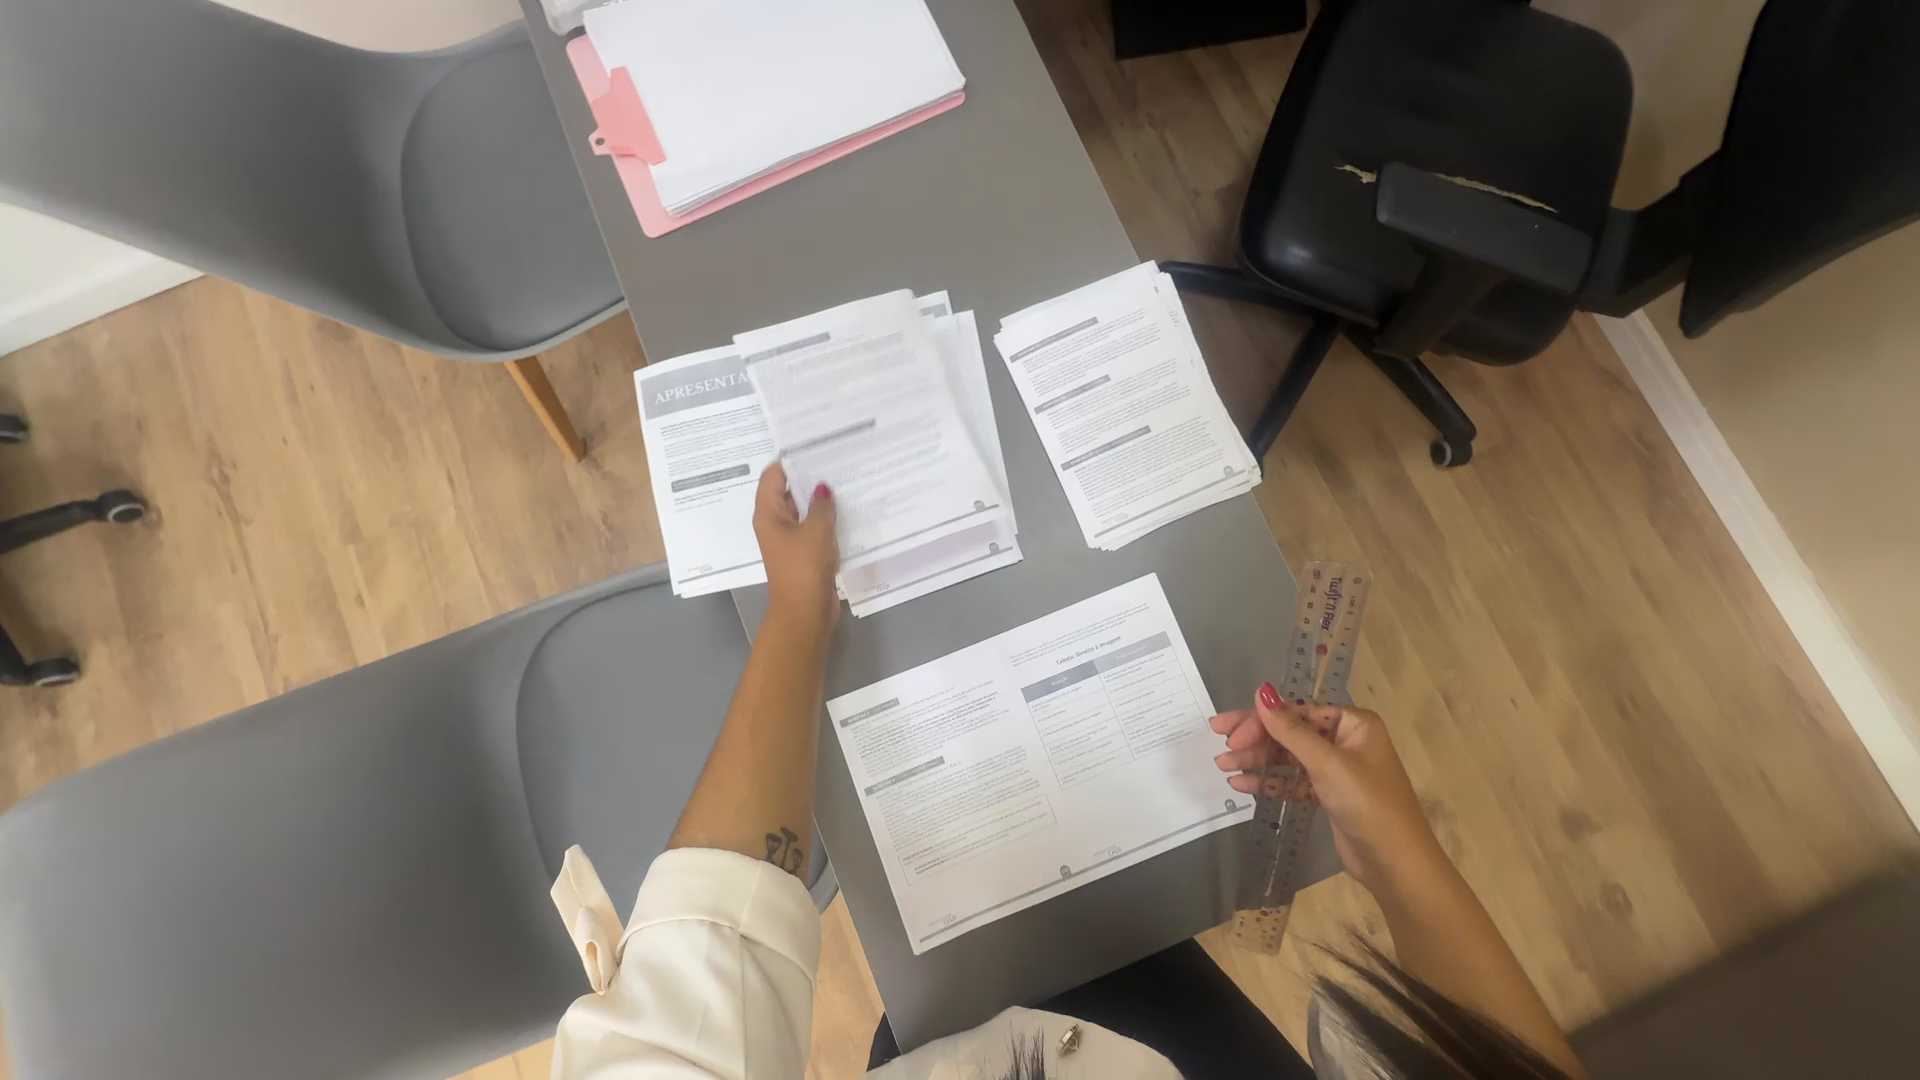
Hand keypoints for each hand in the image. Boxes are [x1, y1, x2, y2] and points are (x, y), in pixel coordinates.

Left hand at [752, 463, 839, 630]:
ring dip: (821, 500)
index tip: (814, 447)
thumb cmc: (804, 567)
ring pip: (805, 511)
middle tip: (837, 459)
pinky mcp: (806, 553)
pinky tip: (850, 511)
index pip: (773, 476)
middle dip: (810, 477)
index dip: (790, 460)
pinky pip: (816, 529)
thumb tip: (822, 488)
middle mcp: (776, 524)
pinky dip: (828, 520)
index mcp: (768, 514)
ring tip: (848, 480)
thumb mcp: (816, 530)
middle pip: (788, 492)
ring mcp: (790, 540)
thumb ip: (821, 505)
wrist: (805, 611)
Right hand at [1210, 686, 1446, 895]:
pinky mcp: (1329, 794)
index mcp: (1353, 724)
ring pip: (1287, 756)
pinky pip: (1292, 780)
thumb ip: (1290, 729)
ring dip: (1256, 760)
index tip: (1230, 734)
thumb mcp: (1326, 764)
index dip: (1261, 721)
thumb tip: (1261, 691)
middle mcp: (1345, 740)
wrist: (1397, 865)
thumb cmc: (1368, 804)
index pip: (1296, 713)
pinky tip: (1242, 784)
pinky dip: (1269, 781)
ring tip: (1224, 767)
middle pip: (1289, 732)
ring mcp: (1336, 768)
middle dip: (1254, 740)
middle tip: (1220, 746)